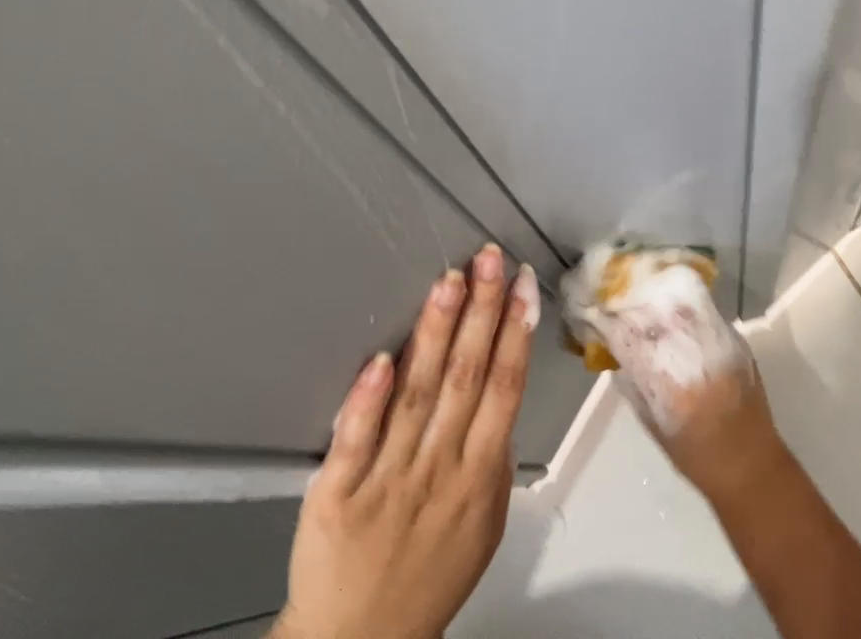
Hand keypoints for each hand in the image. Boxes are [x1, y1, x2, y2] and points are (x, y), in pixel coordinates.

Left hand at [273, 245, 540, 638]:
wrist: (363, 638)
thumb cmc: (430, 578)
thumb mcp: (484, 526)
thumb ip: (491, 461)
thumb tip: (497, 402)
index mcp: (480, 475)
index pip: (504, 388)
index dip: (515, 332)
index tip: (522, 287)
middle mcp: (440, 468)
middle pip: (466, 376)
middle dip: (482, 311)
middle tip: (488, 259)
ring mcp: (389, 477)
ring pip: (418, 393)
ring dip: (435, 333)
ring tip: (449, 281)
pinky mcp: (338, 490)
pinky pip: (355, 439)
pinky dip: (369, 398)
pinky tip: (382, 358)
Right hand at [568, 253, 789, 505]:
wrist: (750, 462)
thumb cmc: (693, 453)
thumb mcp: (650, 420)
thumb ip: (631, 380)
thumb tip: (613, 349)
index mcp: (666, 381)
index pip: (626, 334)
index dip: (603, 317)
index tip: (589, 308)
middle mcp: (692, 354)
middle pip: (652, 307)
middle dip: (626, 296)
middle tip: (609, 291)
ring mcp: (717, 340)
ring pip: (679, 298)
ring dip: (653, 291)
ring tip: (636, 287)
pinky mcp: (734, 337)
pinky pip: (702, 306)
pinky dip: (680, 300)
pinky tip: (668, 301)